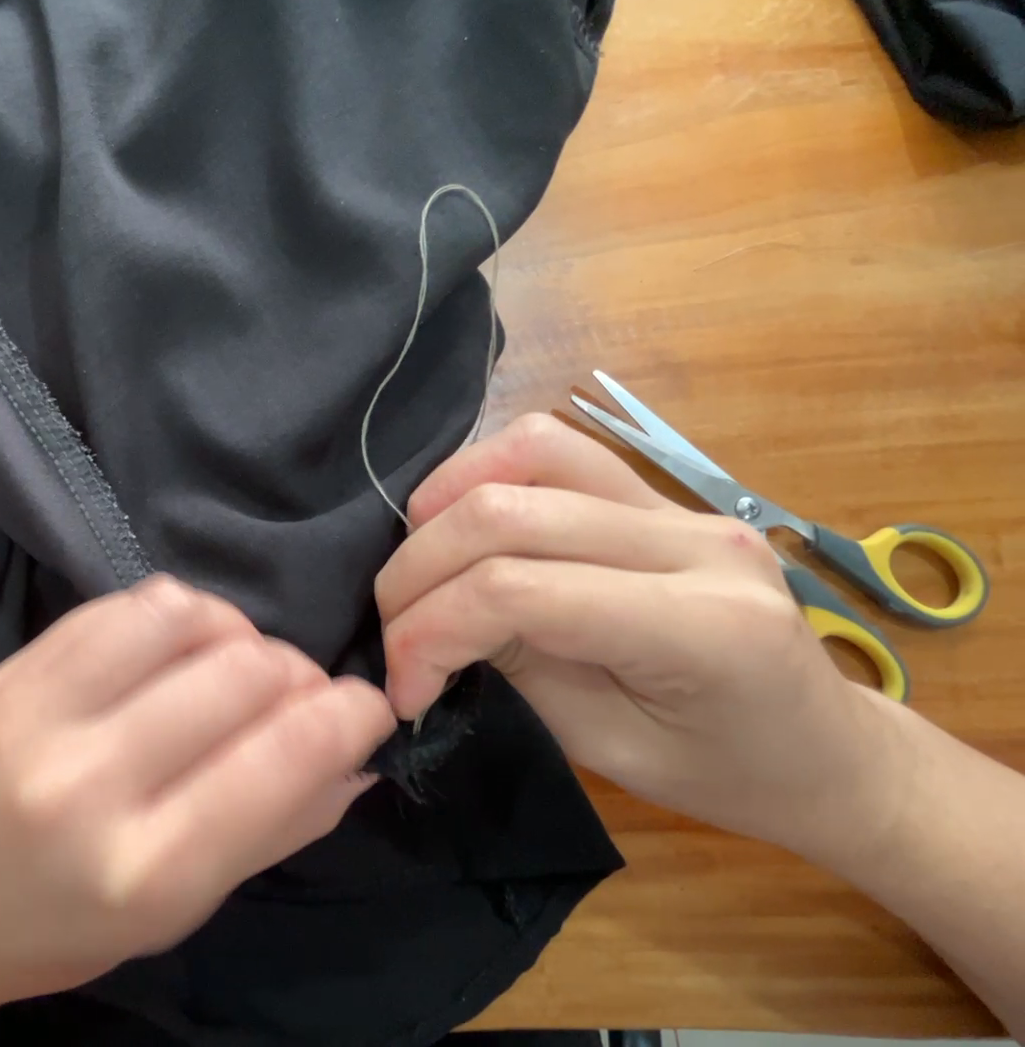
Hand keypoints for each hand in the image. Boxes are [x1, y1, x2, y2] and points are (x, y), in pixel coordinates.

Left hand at [0, 576, 395, 1007]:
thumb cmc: (62, 926)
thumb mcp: (179, 910)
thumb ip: (275, 829)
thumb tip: (356, 756)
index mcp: (148, 870)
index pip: (282, 756)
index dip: (348, 713)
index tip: (366, 705)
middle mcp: (90, 782)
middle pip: (237, 674)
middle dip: (296, 671)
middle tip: (297, 691)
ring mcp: (40, 714)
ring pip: (178, 616)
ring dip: (234, 628)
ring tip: (234, 661)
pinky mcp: (11, 671)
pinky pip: (118, 606)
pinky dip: (172, 613)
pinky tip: (176, 645)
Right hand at [372, 414, 909, 863]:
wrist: (826, 749)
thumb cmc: (723, 771)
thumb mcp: (604, 745)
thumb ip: (511, 665)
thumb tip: (420, 628)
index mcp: (700, 626)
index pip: (512, 590)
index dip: (426, 632)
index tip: (401, 689)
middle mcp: (692, 539)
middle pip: (502, 513)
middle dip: (415, 576)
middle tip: (392, 634)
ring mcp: (677, 499)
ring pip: (524, 451)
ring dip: (439, 505)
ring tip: (419, 568)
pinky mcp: (653, 488)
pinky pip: (547, 448)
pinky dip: (478, 476)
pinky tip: (458, 525)